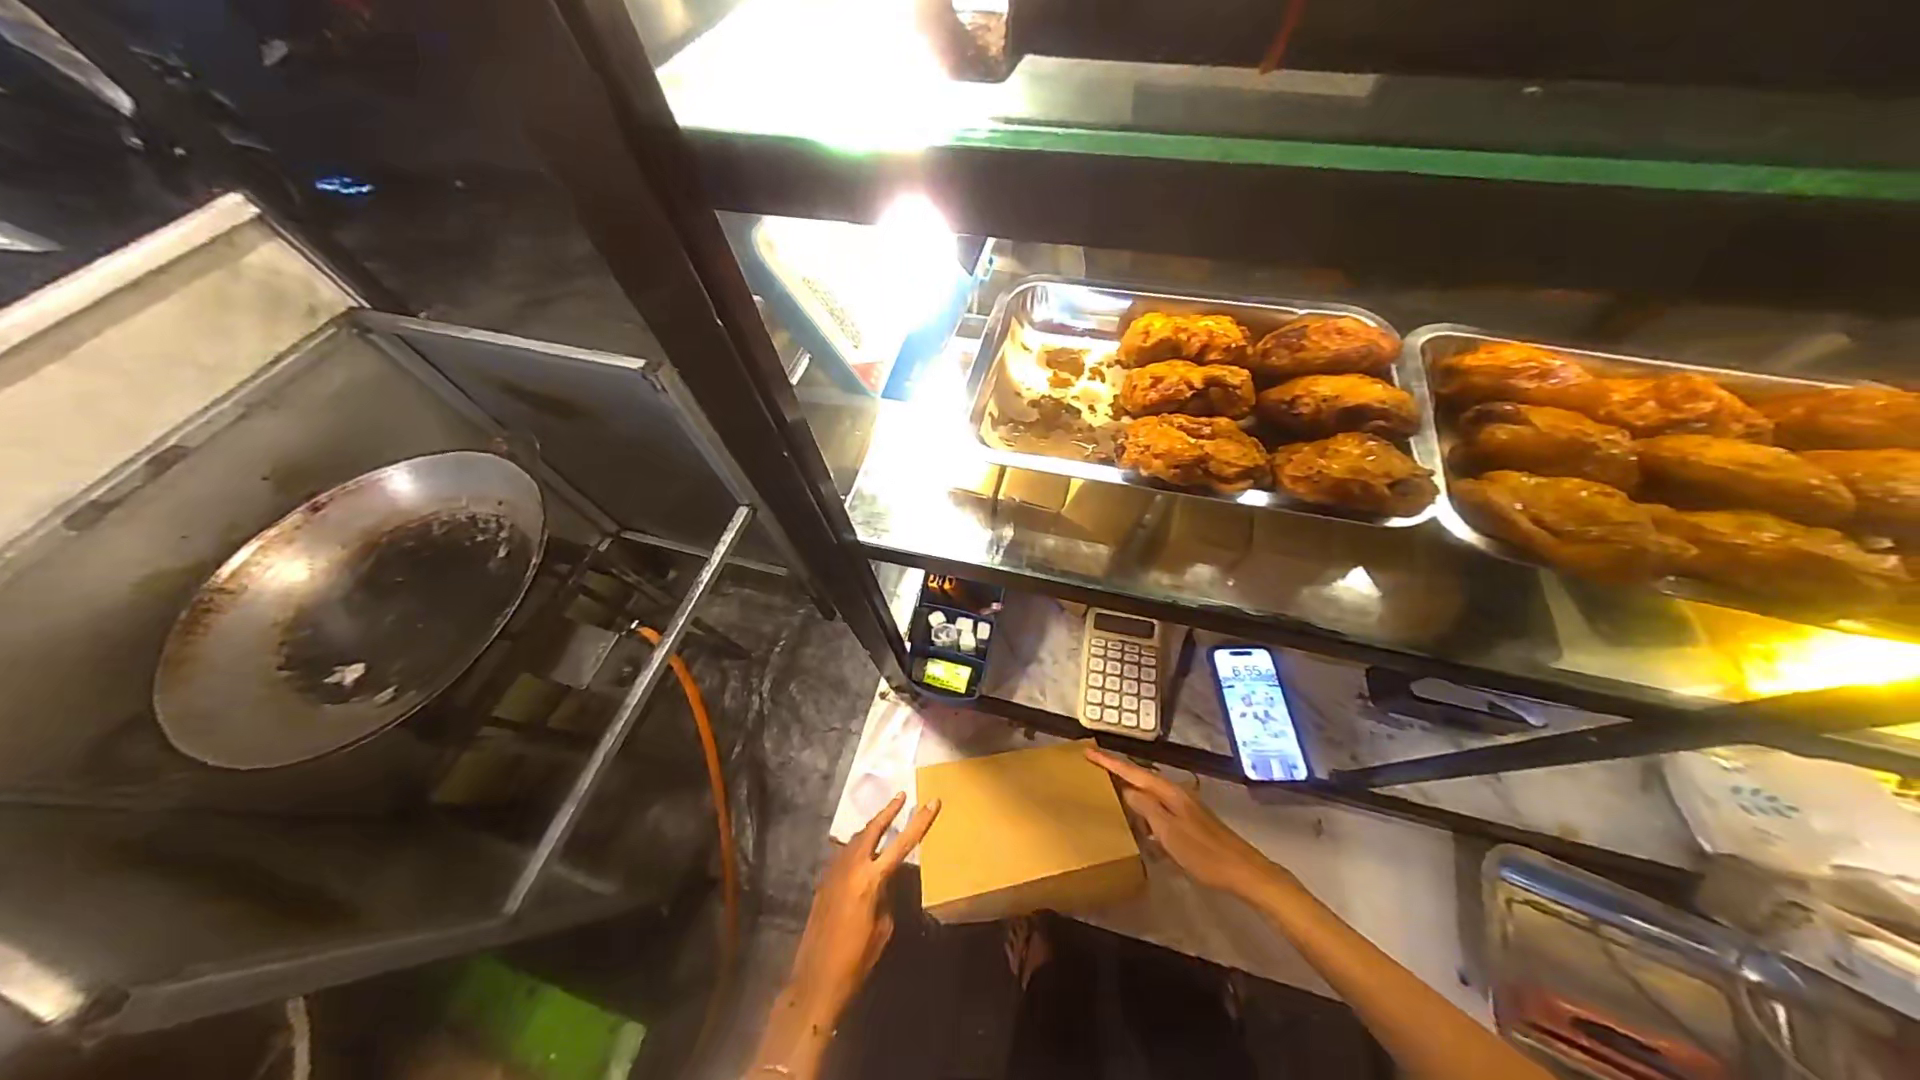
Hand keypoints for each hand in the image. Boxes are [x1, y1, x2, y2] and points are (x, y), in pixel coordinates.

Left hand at [786, 793, 940, 1014]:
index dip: (919, 822)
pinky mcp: (823, 882)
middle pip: (872, 829)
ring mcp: (833, 873)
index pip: (902, 844)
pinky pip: (843, 855)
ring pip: (855, 840)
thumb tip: (886, 879)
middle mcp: (851, 868)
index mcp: (871, 880)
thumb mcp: (883, 927)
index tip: (932, 802)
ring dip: (870, 828)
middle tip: (900, 796)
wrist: (816, 979)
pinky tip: (861, 850)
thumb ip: (886, 895)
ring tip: (883, 819)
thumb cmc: (857, 959)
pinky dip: (856, 847)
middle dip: (887, 812)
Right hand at [1087, 748, 1285, 898]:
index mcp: (1169, 792)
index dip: (1109, 762)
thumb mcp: (1168, 831)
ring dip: (1130, 789)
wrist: (1243, 871)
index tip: (1088, 751)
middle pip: (1141, 777)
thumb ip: (1146, 807)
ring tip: (1110, 789)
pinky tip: (1138, 820)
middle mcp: (1176, 793)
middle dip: (1118, 770)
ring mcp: (1184, 807)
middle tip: (1094, 765)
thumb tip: (1126, 790)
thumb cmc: (1203, 852)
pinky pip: (1158, 807)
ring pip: (1150, 792)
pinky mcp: (1189, 821)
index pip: (1133, 772)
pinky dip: (1143, 807)